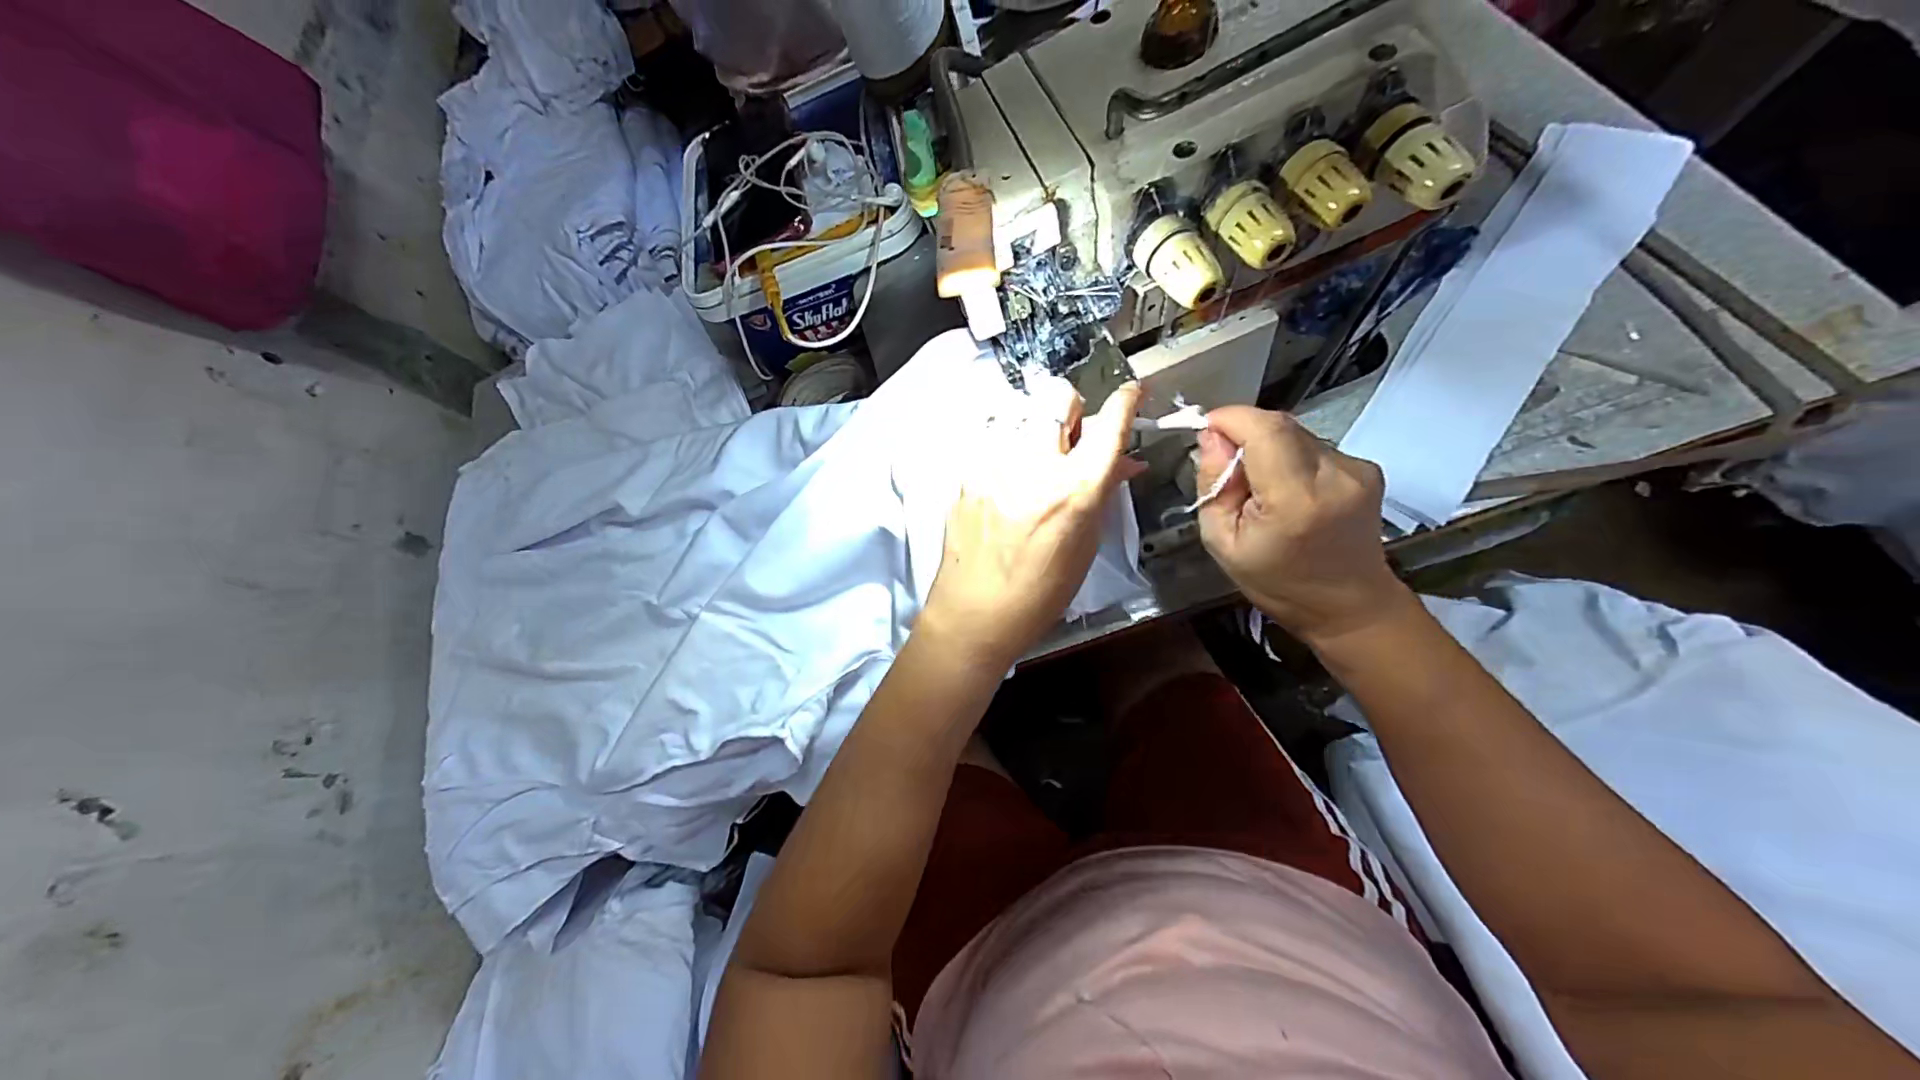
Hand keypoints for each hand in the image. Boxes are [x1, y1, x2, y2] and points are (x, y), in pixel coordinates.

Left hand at [918, 380, 1143, 670]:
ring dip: (1036, 422)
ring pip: (1021, 409)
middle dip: (1072, 409)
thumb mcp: (1086, 545)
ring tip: (1036, 454)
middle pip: (1057, 396)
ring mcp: (994, 465)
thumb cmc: (1039, 593)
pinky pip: (992, 436)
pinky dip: (1008, 442)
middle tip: (1072, 437)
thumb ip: (1102, 493)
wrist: (974, 614)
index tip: (1131, 393)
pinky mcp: (966, 473)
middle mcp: (1034, 466)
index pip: (1109, 423)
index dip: (1126, 400)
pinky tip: (1009, 471)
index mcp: (1075, 490)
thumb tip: (1124, 463)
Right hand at [1195, 405, 1415, 643]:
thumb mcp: (1222, 543)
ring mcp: (1356, 468)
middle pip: (1280, 424)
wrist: (1350, 606)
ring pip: (1296, 432)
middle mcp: (1334, 475)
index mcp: (1295, 499)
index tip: (1206, 430)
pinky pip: (1313, 445)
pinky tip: (1287, 489)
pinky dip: (1290, 457)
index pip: (1264, 429)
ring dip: (1267, 446)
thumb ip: (1212, 485)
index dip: (1230, 419)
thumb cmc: (1279, 584)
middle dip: (1244, 433)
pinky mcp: (1366, 468)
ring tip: (1259, 486)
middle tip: (1226, 466)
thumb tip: (1210, 438)